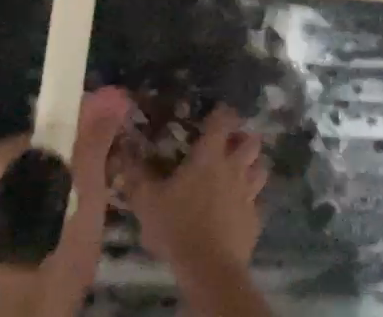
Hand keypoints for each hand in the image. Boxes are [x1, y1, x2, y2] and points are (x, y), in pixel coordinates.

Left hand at [0, 87, 131, 316]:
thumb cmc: (56, 252)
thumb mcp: (84, 190)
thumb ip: (95, 139)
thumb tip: (113, 91)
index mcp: (9, 153)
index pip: (58, 114)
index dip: (95, 116)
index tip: (123, 126)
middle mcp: (3, 166)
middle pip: (60, 138)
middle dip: (94, 146)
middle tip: (121, 165)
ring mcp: (9, 191)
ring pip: (59, 162)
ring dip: (89, 169)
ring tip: (112, 187)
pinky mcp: (19, 214)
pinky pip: (53, 184)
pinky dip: (76, 189)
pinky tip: (93, 207)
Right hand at [122, 105, 268, 273]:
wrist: (210, 270)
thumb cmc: (177, 226)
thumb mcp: (146, 200)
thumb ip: (135, 174)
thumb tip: (122, 151)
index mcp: (209, 156)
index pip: (224, 121)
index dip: (223, 113)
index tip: (216, 112)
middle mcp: (234, 169)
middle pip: (251, 142)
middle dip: (243, 137)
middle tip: (228, 142)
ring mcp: (248, 195)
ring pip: (260, 168)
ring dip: (252, 164)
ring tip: (238, 170)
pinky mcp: (254, 220)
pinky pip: (257, 201)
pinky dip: (250, 198)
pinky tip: (237, 207)